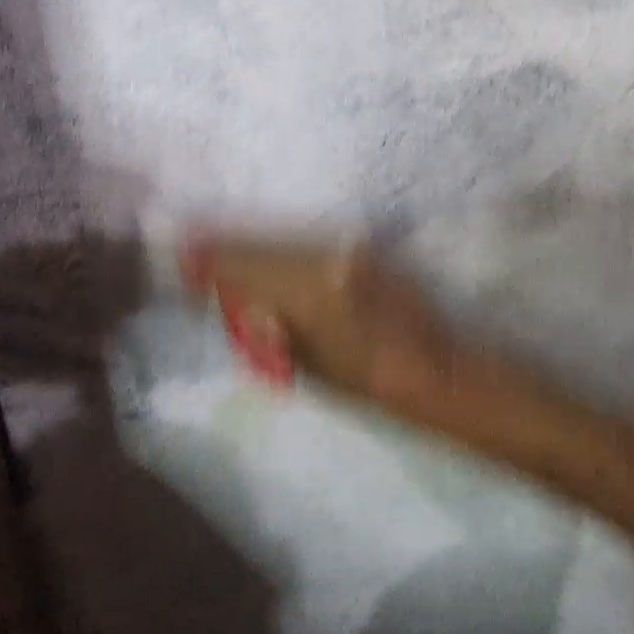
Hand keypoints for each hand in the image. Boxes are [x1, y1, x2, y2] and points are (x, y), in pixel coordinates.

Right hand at [182, 233, 553, 422]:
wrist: (448, 378)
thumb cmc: (378, 387)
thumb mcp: (313, 368)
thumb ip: (271, 331)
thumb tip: (235, 302)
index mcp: (314, 292)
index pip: (250, 269)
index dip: (214, 264)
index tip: (185, 260)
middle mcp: (331, 261)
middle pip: (265, 250)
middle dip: (229, 253)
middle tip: (194, 252)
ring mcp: (351, 253)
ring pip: (287, 246)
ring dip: (255, 252)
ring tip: (224, 256)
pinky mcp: (366, 254)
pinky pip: (310, 249)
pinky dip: (284, 256)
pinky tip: (269, 262)